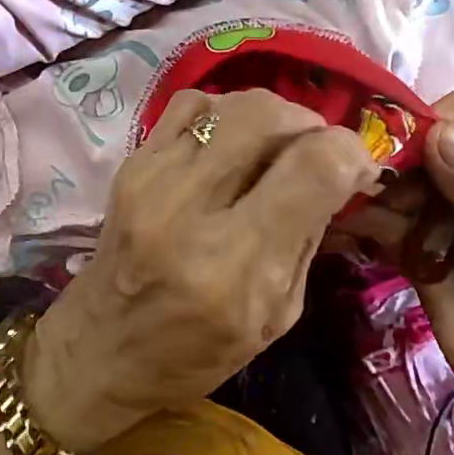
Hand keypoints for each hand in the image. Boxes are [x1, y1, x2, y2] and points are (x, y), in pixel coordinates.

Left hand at [24, 88, 379, 453]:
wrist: (99, 345)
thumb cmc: (193, 351)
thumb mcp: (276, 317)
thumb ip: (307, 237)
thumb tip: (338, 170)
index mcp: (236, 266)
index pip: (313, 167)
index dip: (349, 152)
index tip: (355, 168)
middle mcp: (190, 211)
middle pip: (267, 116)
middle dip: (309, 124)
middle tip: (315, 150)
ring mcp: (152, 178)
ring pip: (230, 104)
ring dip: (270, 116)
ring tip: (275, 146)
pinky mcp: (131, 163)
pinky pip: (189, 105)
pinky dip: (224, 113)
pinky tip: (229, 142)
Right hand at [339, 80, 453, 430]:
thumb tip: (438, 134)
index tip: (427, 133)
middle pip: (442, 142)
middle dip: (408, 149)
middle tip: (376, 168)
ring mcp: (452, 217)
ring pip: (407, 177)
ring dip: (380, 180)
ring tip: (355, 192)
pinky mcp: (417, 247)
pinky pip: (386, 219)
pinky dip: (363, 214)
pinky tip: (344, 213)